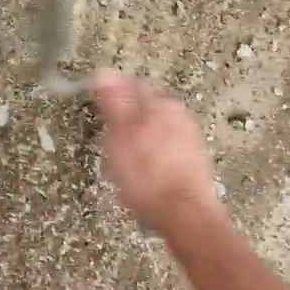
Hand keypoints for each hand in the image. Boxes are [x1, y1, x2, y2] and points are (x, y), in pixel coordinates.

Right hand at [92, 71, 221, 232]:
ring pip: (153, 129)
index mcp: (161, 103)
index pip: (129, 84)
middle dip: (124, 120)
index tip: (98, 112)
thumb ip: (113, 102)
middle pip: (143, 108)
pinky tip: (143, 175)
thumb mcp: (119, 135)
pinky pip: (163, 149)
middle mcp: (179, 115)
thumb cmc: (149, 177)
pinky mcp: (192, 161)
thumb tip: (104, 73)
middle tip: (109, 140)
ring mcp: (188, 138)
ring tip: (124, 162)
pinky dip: (150, 157)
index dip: (109, 97)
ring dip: (137, 140)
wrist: (185, 216)